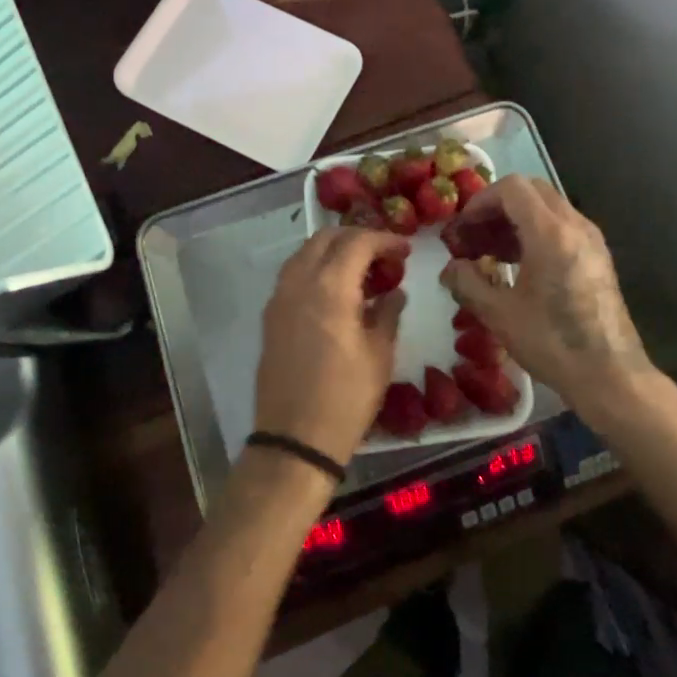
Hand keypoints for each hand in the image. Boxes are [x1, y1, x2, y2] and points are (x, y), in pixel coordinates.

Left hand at [254, 228, 410, 464]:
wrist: (294, 438)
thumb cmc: (346, 398)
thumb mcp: (380, 355)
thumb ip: (387, 314)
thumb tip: (394, 293)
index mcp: (329, 287)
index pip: (357, 242)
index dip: (384, 240)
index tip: (405, 250)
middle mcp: (298, 283)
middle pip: (326, 238)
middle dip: (357, 238)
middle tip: (384, 257)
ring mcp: (279, 298)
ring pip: (305, 253)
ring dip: (334, 252)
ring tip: (362, 272)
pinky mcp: (270, 317)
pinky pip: (294, 276)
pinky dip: (317, 270)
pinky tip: (337, 292)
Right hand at [441, 176, 654, 411]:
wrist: (610, 375)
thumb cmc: (552, 342)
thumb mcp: (499, 315)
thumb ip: (468, 283)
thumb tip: (451, 268)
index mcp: (551, 233)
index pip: (511, 189)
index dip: (480, 203)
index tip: (462, 229)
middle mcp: (575, 226)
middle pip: (531, 191)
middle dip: (496, 208)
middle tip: (473, 237)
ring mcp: (591, 240)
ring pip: (548, 208)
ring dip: (515, 220)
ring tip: (489, 253)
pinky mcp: (598, 257)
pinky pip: (562, 227)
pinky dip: (535, 233)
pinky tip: (518, 266)